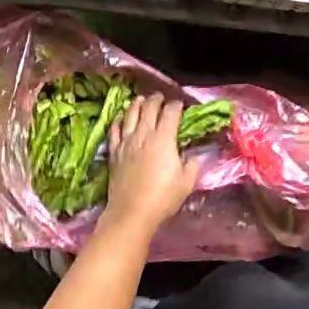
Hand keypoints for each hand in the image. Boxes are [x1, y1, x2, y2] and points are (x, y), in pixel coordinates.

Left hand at [102, 94, 201, 233]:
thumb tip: (194, 155)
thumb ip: (192, 164)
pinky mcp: (114, 152)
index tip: (180, 104)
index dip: (176, 105)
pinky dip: (118, 120)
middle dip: (157, 99)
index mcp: (164, 138)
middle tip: (161, 97)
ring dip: (137, 104)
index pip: (170, 112)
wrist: (132, 211)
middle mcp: (144, 134)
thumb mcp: (187, 181)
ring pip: (130, 114)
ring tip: (141, 99)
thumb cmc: (163, 197)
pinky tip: (119, 117)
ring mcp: (126, 142)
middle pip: (149, 108)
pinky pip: (114, 130)